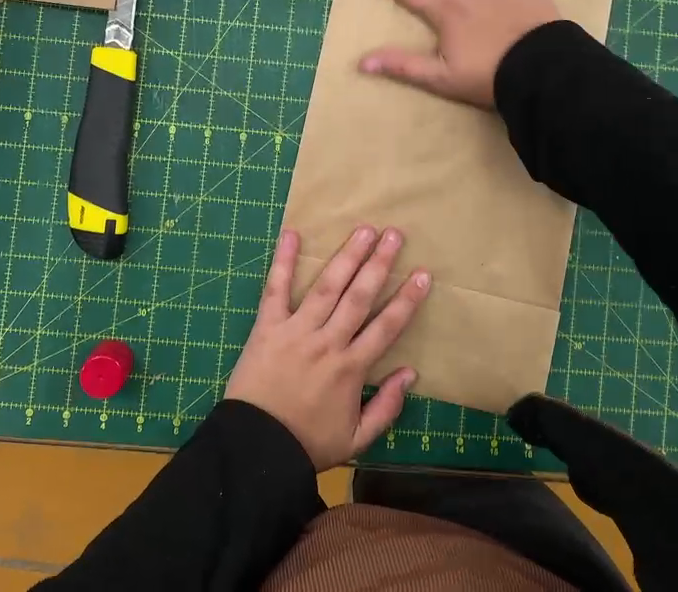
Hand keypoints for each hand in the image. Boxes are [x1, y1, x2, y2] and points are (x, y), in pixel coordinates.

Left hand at [225, 226, 430, 470]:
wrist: (255, 448)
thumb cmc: (307, 443)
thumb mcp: (356, 439)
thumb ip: (386, 407)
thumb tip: (411, 373)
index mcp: (351, 368)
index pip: (386, 327)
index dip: (407, 300)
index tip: (423, 274)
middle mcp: (327, 342)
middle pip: (359, 296)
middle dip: (379, 264)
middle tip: (394, 234)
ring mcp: (296, 331)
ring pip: (327, 287)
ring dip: (347, 256)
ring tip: (364, 229)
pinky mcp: (267, 327)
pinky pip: (276, 290)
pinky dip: (283, 262)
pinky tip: (292, 234)